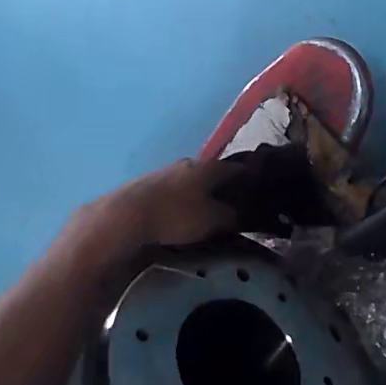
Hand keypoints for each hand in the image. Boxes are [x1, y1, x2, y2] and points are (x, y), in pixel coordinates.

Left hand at [63, 159, 236, 257]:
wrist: (124, 217)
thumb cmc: (176, 216)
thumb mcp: (213, 221)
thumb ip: (233, 216)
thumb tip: (245, 214)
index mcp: (208, 166)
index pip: (239, 169)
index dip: (252, 180)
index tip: (260, 193)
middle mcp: (189, 163)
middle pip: (214, 174)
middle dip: (226, 188)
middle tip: (236, 206)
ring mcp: (166, 172)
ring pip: (193, 181)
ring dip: (203, 194)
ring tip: (210, 213)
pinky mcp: (148, 185)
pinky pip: (176, 191)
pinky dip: (184, 200)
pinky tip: (183, 214)